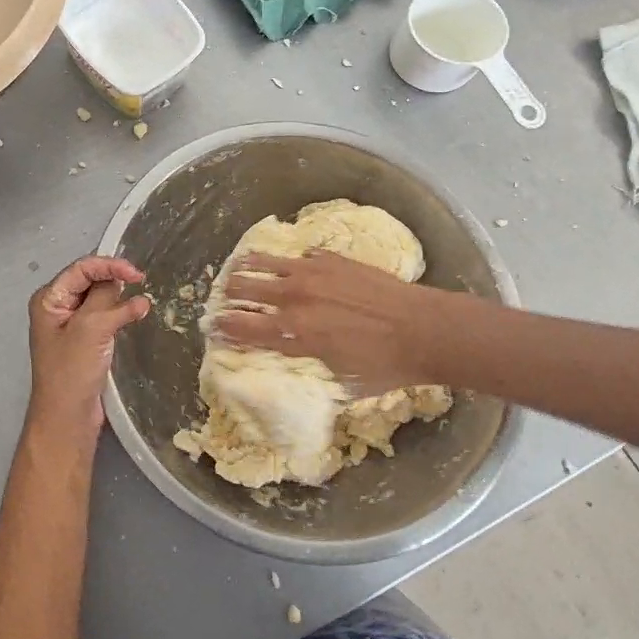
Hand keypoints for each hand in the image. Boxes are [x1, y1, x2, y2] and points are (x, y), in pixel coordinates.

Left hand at [27, 256, 150, 442]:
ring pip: (99, 299)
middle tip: (141, 283)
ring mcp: (71, 325)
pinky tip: (137, 312)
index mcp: (49, 299)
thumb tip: (136, 294)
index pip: (81, 269)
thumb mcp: (90, 329)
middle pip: (89, 280)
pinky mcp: (85, 341)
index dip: (109, 265)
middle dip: (114, 278)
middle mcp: (57, 307)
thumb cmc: (72, 372)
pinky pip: (103, 317)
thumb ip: (110, 303)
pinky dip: (119, 312)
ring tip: (140, 297)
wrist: (67, 419)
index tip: (137, 274)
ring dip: (118, 296)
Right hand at [214, 250, 461, 394]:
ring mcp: (312, 273)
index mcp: (294, 333)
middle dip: (228, 295)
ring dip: (246, 267)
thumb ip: (312, 371)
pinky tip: (292, 264)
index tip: (213, 328)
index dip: (223, 328)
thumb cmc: (386, 366)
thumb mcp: (343, 383)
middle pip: (243, 288)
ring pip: (263, 262)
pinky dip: (289, 261)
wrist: (425, 329)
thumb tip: (296, 366)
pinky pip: (299, 255)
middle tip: (224, 299)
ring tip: (238, 268)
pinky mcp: (331, 259)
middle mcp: (295, 299)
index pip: (242, 328)